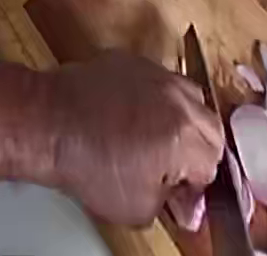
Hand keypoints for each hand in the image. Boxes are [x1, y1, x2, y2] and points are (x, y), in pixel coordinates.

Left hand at [39, 51, 224, 225]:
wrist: (51, 121)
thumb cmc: (88, 162)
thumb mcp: (139, 207)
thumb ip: (173, 205)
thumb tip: (186, 204)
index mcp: (184, 135)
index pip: (214, 164)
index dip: (198, 186)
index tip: (184, 195)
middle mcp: (175, 97)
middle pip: (210, 125)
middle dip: (199, 150)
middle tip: (178, 169)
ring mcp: (153, 72)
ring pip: (189, 94)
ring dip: (184, 118)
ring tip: (162, 138)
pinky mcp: (131, 60)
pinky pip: (158, 78)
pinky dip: (157, 96)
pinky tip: (138, 114)